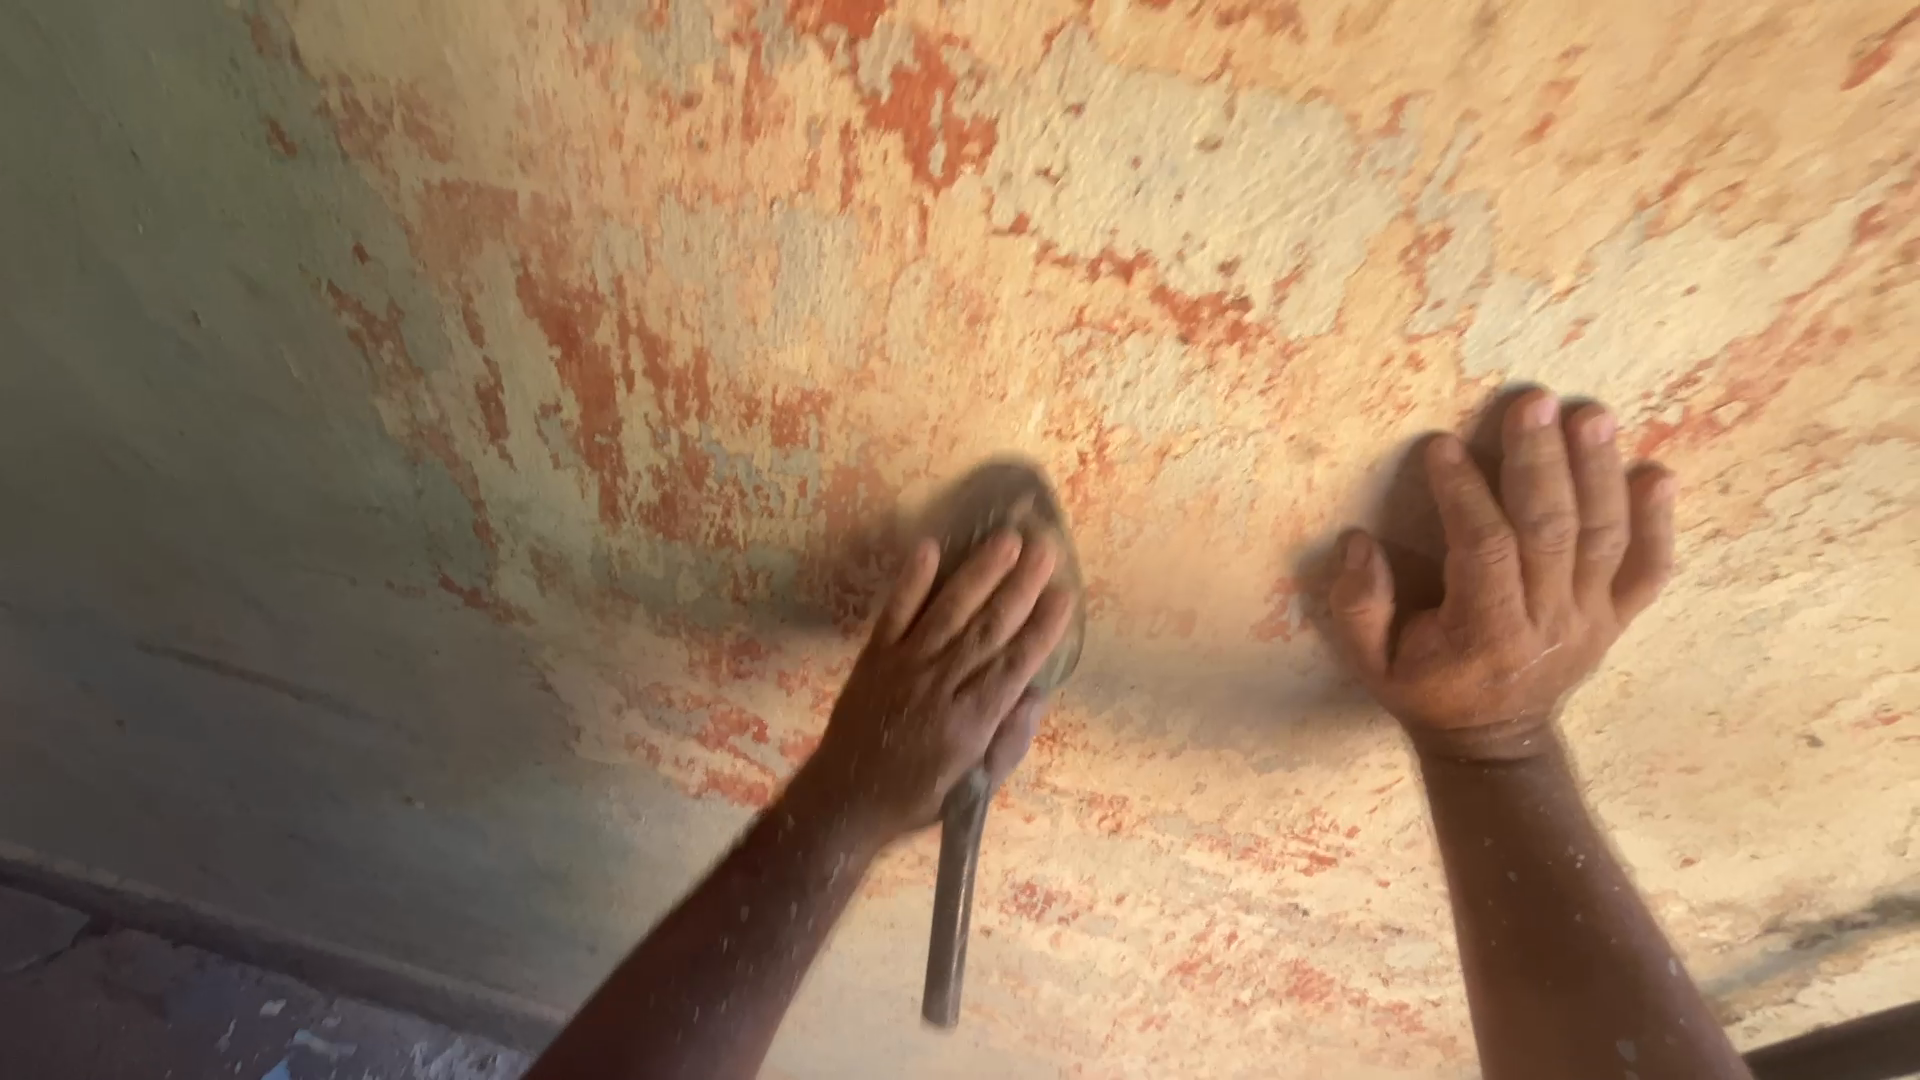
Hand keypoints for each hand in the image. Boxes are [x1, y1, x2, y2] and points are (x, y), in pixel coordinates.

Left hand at [799, 531, 1075, 840]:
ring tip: (1006, 539)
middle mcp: (941, 686)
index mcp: (971, 722)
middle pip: (988, 629)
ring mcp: (905, 665)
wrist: (846, 798)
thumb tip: (1038, 692)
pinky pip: (895, 612)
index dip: (1042, 628)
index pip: (1015, 665)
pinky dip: (911, 581)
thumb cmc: (919, 794)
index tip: (1065, 595)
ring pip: (949, 611)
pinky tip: (929, 548)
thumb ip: (1010, 740)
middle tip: (1045, 549)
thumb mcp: (975, 786)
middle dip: (1020, 587)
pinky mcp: (875, 655)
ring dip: (979, 573)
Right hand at [1325, 389, 1675, 759]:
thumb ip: (1357, 606)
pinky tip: (1654, 473)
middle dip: (1540, 460)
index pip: (1483, 548)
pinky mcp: (1615, 618)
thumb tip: (1357, 542)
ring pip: (1604, 536)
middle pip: (1552, 529)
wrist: (1492, 741)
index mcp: (1485, 632)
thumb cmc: (1423, 693)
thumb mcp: (1368, 662)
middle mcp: (1550, 621)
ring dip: (1597, 471)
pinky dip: (1659, 520)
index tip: (1440, 446)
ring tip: (1589, 415)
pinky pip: (1649, 567)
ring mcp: (1592, 619)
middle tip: (1531, 402)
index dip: (1463, 493)